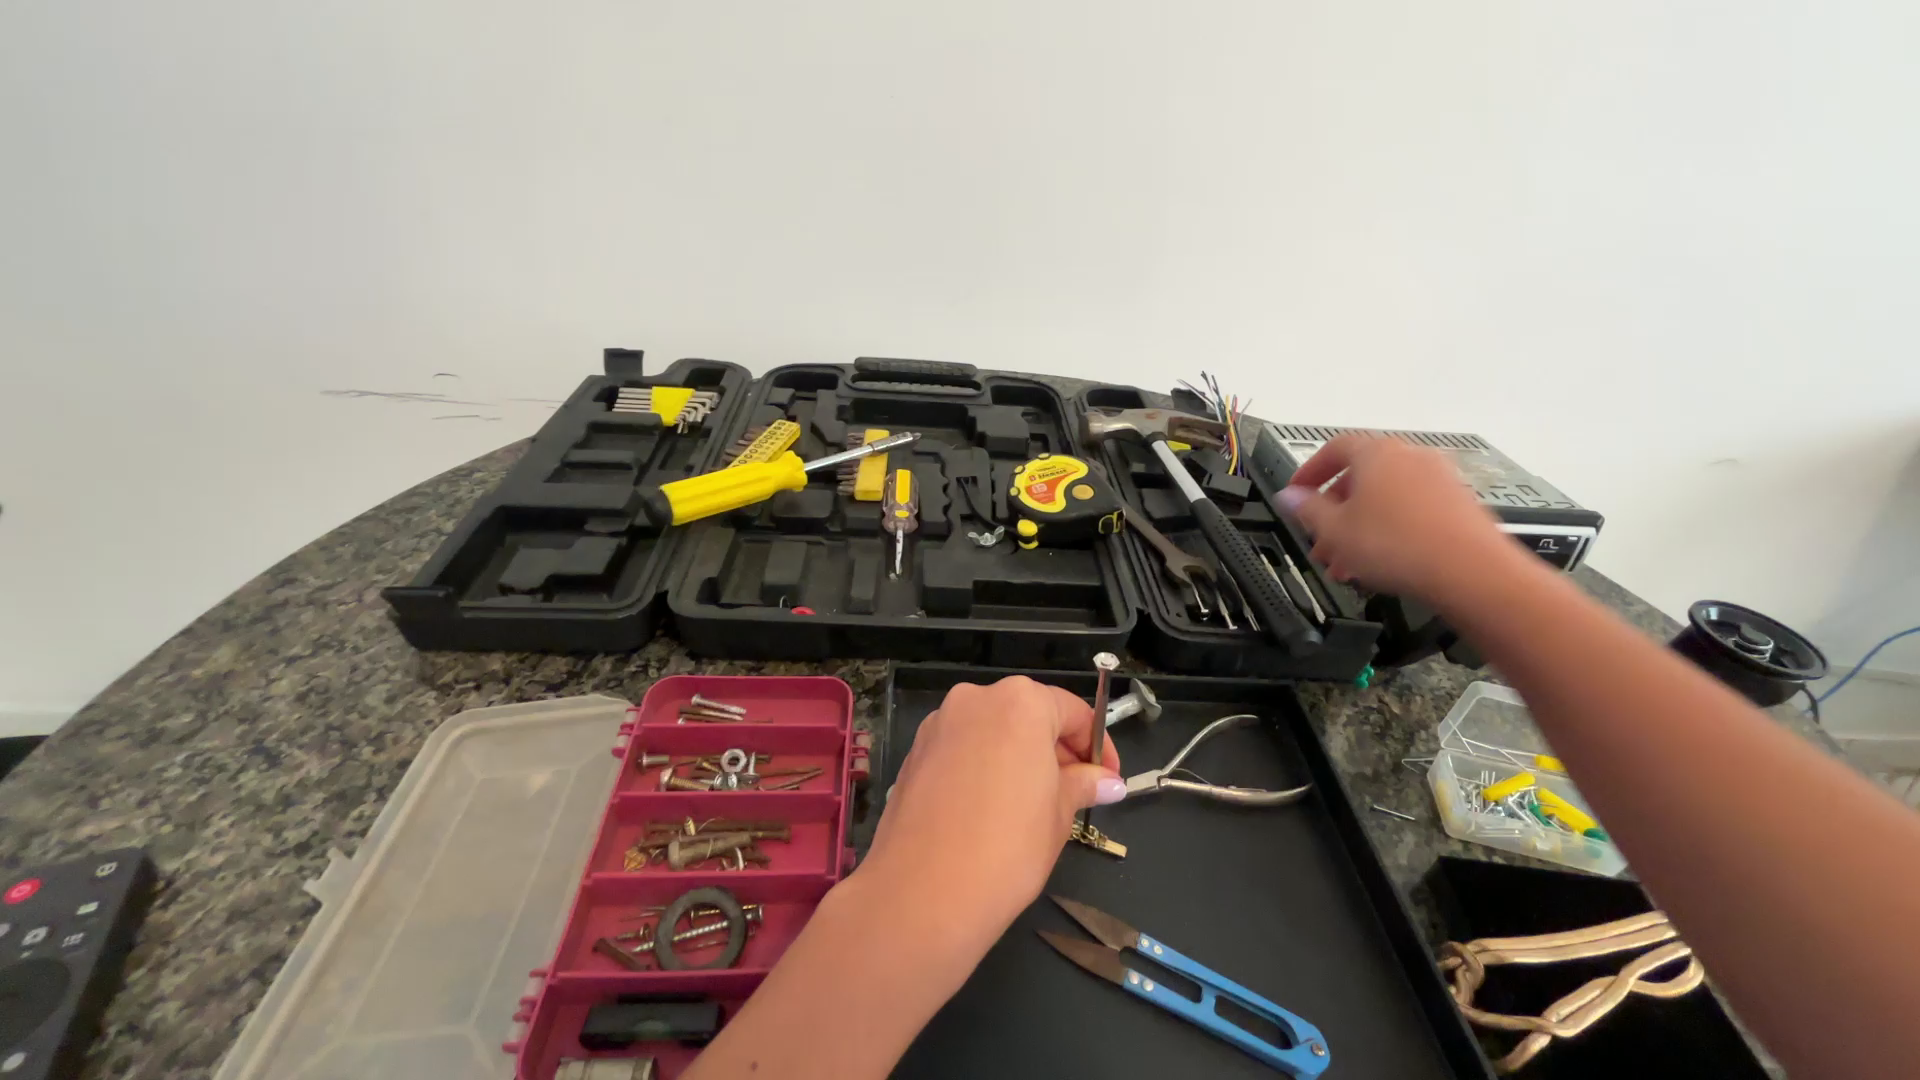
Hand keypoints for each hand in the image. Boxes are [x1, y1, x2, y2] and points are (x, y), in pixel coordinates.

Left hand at [857, 676, 1123, 950]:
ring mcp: (939, 723)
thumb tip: (1107, 781)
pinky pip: (962, 748)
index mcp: (1020, 702)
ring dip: (1018, 757)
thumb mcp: (1059, 815)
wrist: (923, 892)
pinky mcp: (915, 752)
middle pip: (1028, 714)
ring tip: (1033, 805)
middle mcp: (976, 699)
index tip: (1108, 779)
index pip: (1072, 711)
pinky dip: (983, 766)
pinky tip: (991, 809)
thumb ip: (1082, 785)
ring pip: (992, 730)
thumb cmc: (1007, 848)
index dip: (1097, 746)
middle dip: (1055, 749)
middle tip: (1075, 794)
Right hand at [1277, 434, 1511, 598]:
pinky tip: (1379, 563)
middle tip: (1319, 538)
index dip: (1309, 472)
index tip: (1297, 494)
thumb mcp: (1335, 530)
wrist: (1470, 571)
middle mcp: (1410, 458)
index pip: (1333, 450)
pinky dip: (1389, 530)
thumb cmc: (1399, 545)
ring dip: (1359, 526)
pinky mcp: (1458, 504)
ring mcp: (1439, 480)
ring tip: (1346, 561)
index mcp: (1377, 453)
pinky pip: (1410, 511)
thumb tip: (1288, 496)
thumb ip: (1307, 510)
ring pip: (1384, 498)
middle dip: (1335, 511)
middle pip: (1360, 477)